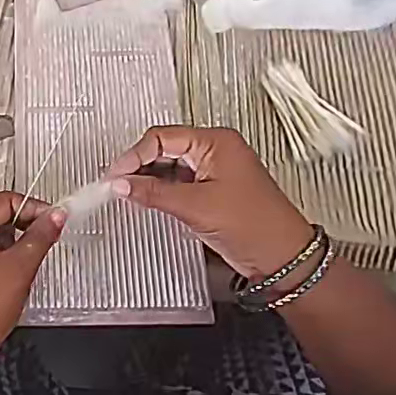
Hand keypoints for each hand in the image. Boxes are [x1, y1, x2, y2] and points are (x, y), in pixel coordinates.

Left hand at [0, 192, 65, 373]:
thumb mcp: (19, 268)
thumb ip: (40, 236)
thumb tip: (55, 216)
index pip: (5, 200)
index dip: (34, 209)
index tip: (56, 219)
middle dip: (25, 228)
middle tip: (47, 241)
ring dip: (16, 245)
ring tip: (26, 267)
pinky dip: (6, 258)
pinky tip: (14, 276)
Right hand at [105, 125, 314, 280]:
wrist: (281, 256)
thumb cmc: (255, 226)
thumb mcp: (196, 206)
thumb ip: (154, 192)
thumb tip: (122, 183)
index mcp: (216, 142)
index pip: (162, 138)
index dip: (134, 156)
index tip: (115, 176)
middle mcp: (214, 150)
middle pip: (163, 148)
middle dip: (137, 166)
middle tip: (115, 184)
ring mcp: (211, 170)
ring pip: (167, 166)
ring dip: (146, 179)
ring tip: (127, 194)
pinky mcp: (209, 190)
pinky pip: (176, 182)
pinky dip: (158, 191)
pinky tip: (145, 201)